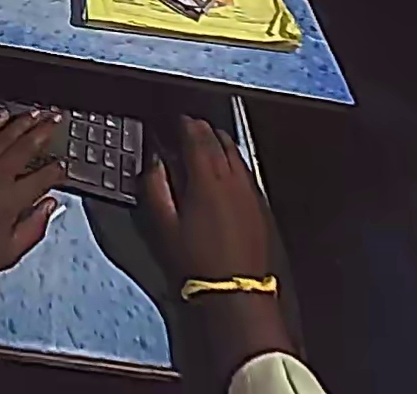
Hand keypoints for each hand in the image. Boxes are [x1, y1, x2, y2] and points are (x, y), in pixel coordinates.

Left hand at [0, 109, 66, 330]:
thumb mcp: (9, 252)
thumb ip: (35, 227)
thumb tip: (50, 205)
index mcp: (11, 200)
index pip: (43, 177)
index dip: (56, 169)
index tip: (62, 164)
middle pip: (26, 145)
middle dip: (44, 130)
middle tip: (55, 119)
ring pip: (3, 134)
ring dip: (22, 121)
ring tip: (35, 112)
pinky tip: (0, 115)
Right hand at [142, 116, 268, 284]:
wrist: (238, 297)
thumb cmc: (197, 261)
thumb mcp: (163, 223)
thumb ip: (154, 184)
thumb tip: (154, 161)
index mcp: (206, 178)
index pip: (196, 135)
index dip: (184, 123)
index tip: (174, 120)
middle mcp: (232, 180)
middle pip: (218, 139)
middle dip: (201, 129)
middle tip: (186, 127)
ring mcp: (251, 193)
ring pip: (236, 153)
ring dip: (218, 142)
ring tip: (204, 142)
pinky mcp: (262, 207)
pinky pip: (247, 171)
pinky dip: (233, 161)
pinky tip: (224, 169)